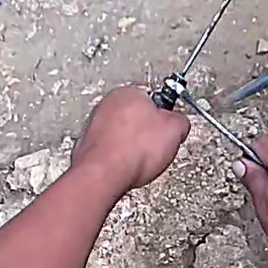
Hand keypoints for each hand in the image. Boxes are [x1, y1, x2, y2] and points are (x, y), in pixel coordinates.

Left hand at [69, 86, 189, 194]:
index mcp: (128, 93)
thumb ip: (180, 121)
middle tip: (153, 148)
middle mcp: (107, 105)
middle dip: (145, 133)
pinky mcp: (86, 146)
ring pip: (121, 135)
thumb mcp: (174, 130)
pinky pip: (109, 150)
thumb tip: (180, 123)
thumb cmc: (133, 151)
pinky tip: (122, 167)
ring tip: (137, 161)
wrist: (103, 174)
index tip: (167, 131)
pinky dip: (116, 158)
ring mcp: (94, 125)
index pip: (153, 100)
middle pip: (135, 118)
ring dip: (130, 147)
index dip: (164, 119)